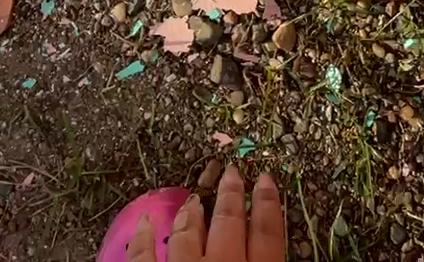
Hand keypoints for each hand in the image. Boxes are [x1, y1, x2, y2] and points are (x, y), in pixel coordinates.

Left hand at [128, 167, 284, 261]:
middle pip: (228, 225)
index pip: (268, 234)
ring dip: (192, 213)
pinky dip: (144, 239)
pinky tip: (144, 222)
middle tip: (231, 170)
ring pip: (188, 234)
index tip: (267, 178)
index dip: (268, 203)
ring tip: (195, 196)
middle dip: (230, 195)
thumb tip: (279, 254)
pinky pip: (144, 257)